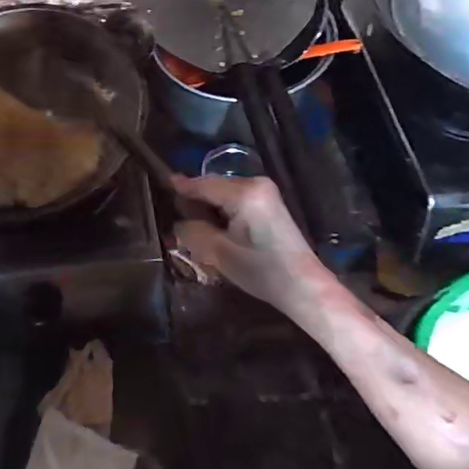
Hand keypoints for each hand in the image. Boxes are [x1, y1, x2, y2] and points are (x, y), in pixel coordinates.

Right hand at [171, 175, 330, 312]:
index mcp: (245, 193)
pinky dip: (224, 211)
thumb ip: (194, 232)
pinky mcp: (270, 204)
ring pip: (226, 194)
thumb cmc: (263, 271)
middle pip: (215, 186)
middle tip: (176, 218)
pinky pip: (237, 200)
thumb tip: (180, 222)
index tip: (163, 183)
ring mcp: (266, 192)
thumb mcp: (220, 254)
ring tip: (192, 227)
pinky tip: (215, 228)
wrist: (304, 285)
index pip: (205, 184)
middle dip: (196, 201)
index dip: (183, 187)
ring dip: (210, 207)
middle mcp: (257, 184)